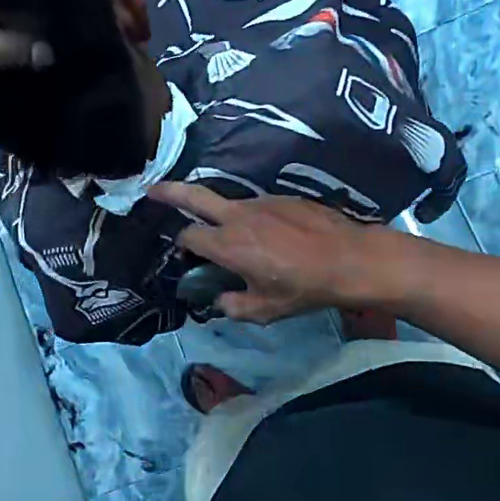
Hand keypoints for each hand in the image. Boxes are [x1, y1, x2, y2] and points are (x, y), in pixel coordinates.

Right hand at [150, 181, 396, 323]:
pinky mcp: (283, 197)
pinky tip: (271, 236)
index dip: (183, 247)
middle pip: (194, 197)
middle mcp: (239, 216)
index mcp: (228, 244)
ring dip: (221, 214)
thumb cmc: (303, 288)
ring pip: (230, 203)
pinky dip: (253, 218)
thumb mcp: (265, 309)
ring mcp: (262, 202)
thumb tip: (220, 300)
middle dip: (169, 192)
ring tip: (233, 235)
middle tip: (151, 191)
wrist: (348, 259)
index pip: (189, 237)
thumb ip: (233, 306)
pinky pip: (258, 206)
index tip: (188, 257)